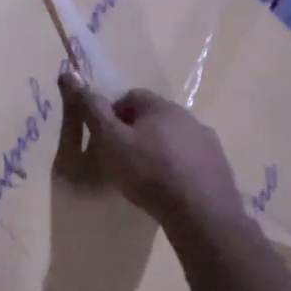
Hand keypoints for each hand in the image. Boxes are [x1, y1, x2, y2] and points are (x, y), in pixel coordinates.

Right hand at [57, 71, 245, 231]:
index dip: (112, 114)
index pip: (131, 96)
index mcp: (163, 107)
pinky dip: (177, 168)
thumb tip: (69, 73)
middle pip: (153, 117)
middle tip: (121, 157)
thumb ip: (91, 108)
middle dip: (135, 132)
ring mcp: (210, 145)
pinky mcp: (221, 169)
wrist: (203, 216)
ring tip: (145, 176)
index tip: (105, 137)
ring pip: (173, 139)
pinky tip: (168, 188)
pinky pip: (190, 160)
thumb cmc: (149, 172)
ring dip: (157, 150)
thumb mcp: (110, 138)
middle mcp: (190, 118)